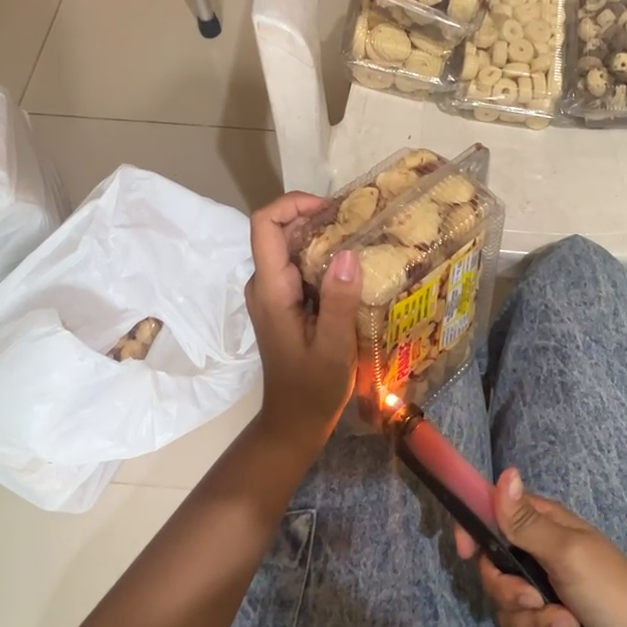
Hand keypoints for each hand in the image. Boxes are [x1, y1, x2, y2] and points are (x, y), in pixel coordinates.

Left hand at [244, 192, 362, 448]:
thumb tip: (347, 253)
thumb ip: (338, 302)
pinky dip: (322, 256)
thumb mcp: (333, 348)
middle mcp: (264, 284)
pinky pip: (298, 265)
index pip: (265, 226)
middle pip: (279, 230)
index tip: (331, 209)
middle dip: (315, 216)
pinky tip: (353, 266)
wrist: (294, 422)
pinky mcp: (284, 302)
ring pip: (290, 246)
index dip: (293, 204)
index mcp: (271, 290)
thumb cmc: (313, 389)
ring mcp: (272, 293)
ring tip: (362, 238)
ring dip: (321, 235)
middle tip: (358, 222)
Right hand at [456, 470, 626, 626]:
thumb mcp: (568, 554)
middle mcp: (545, 559)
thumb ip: (526, 521)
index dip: (475, 531)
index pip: (495, 515)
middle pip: (497, 574)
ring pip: (513, 615)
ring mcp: (553, 599)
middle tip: (539, 601)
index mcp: (547, 527)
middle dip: (513, 596)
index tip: (464, 551)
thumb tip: (504, 472)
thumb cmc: (617, 595)